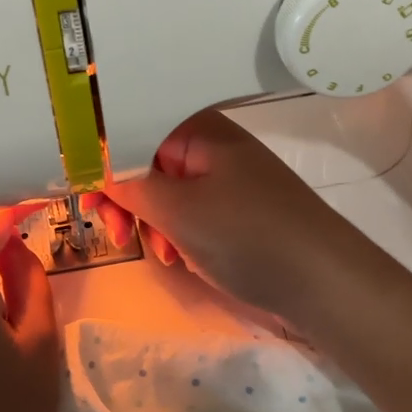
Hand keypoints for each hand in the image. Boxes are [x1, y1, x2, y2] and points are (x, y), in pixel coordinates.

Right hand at [101, 108, 368, 317]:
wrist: (328, 283)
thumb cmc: (249, 235)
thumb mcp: (178, 211)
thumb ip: (129, 186)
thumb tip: (92, 165)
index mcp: (198, 128)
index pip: (132, 130)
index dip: (102, 160)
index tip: (83, 198)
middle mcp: (210, 144)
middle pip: (146, 161)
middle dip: (126, 197)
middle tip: (114, 234)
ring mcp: (226, 177)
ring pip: (166, 191)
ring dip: (151, 221)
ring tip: (161, 253)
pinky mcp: (237, 209)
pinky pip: (190, 211)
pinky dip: (177, 232)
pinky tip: (181, 257)